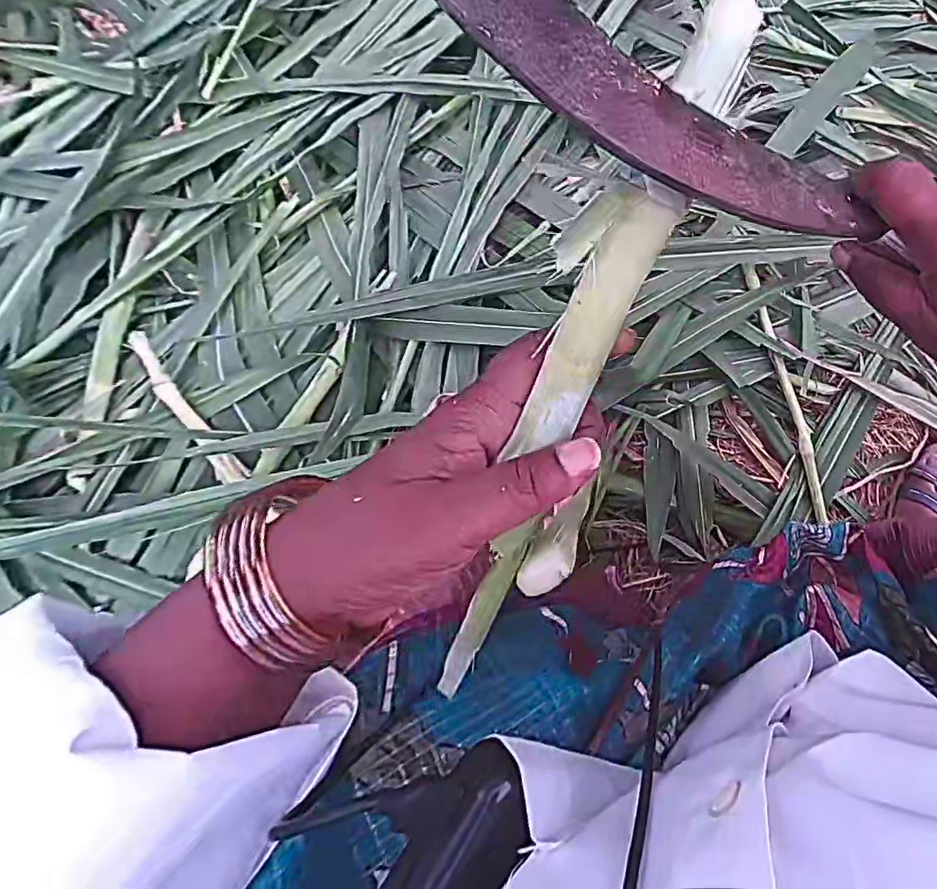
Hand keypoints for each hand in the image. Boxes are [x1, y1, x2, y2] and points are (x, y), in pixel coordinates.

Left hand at [265, 331, 626, 631]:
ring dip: (567, 478)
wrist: (310, 594)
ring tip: (562, 522)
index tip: (626, 342)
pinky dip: (549, 508)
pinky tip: (547, 541)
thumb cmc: (371, 544)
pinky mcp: (479, 504)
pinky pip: (530, 491)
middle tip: (585, 481)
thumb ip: (524, 485)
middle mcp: (483, 434)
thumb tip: (592, 448)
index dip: (578, 345)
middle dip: (583, 431)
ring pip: (546, 452)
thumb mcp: (453, 516)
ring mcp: (481, 470)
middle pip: (552, 408)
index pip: (533, 361)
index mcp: (473, 418)